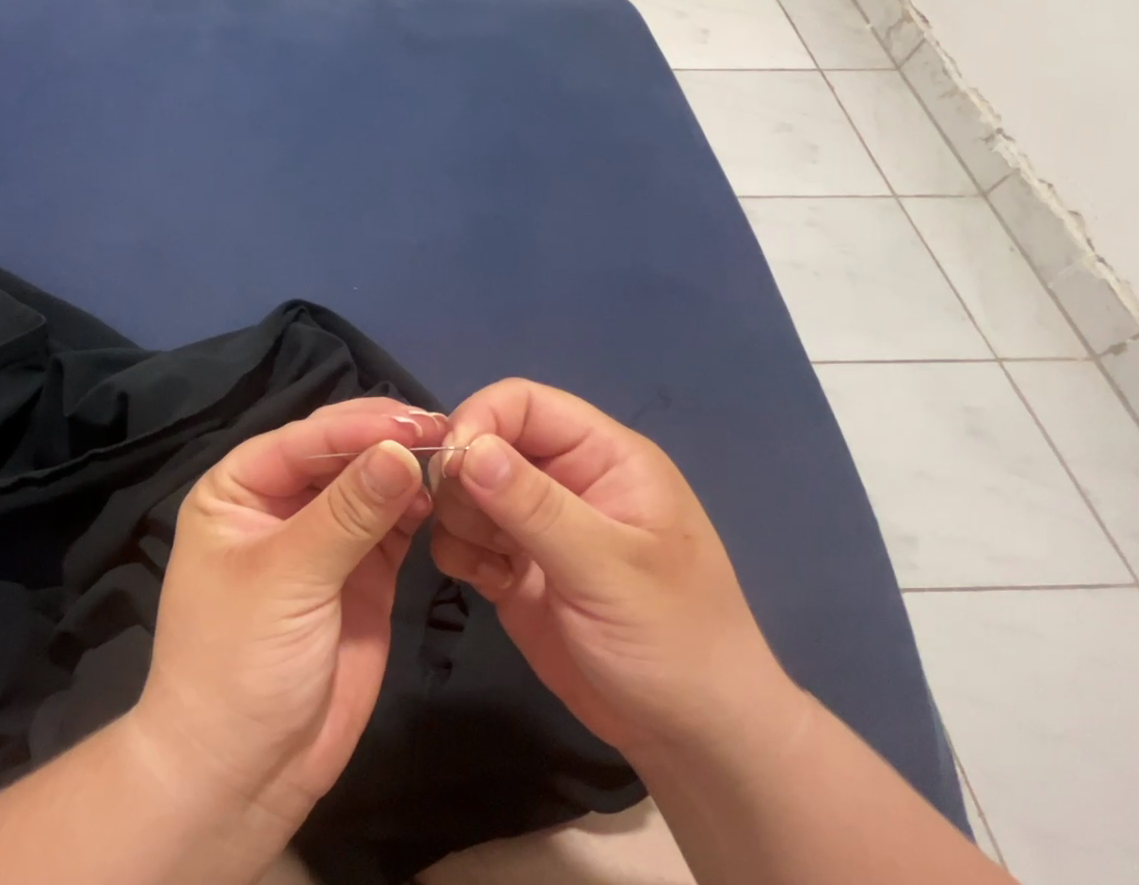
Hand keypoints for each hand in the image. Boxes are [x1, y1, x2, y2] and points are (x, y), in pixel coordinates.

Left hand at [128, 398, 447, 834]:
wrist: (244, 768)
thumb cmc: (240, 663)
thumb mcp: (287, 579)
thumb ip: (347, 513)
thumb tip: (403, 450)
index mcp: (237, 490)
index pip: (302, 440)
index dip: (359, 427)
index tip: (419, 421)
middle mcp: (278, 504)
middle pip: (337, 454)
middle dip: (386, 441)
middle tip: (449, 431)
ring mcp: (322, 540)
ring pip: (368, 485)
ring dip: (405, 471)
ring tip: (453, 459)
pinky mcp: (360, 574)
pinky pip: (390, 526)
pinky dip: (415, 509)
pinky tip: (441, 497)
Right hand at [427, 379, 800, 757]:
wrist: (687, 734)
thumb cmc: (672, 640)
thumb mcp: (608, 568)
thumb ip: (534, 506)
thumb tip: (466, 448)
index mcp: (604, 457)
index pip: (524, 403)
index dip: (480, 421)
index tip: (450, 467)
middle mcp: (565, 480)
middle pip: (483, 443)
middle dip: (464, 481)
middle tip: (480, 531)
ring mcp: (536, 526)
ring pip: (464, 491)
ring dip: (461, 523)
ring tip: (495, 566)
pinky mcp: (512, 566)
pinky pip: (462, 537)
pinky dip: (461, 555)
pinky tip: (492, 585)